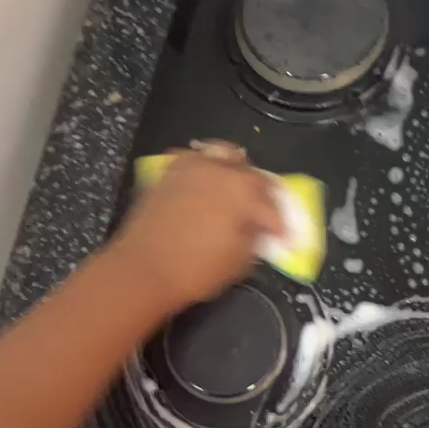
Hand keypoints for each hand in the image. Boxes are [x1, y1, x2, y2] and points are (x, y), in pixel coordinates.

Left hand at [106, 145, 282, 312]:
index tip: (286, 239)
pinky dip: (208, 168)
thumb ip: (256, 240)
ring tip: (240, 193)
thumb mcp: (239, 261)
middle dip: (263, 196)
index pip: (273, 205)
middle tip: (266, 216)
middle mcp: (219, 169)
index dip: (282, 225)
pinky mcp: (169, 172)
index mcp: (243, 190)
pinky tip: (209, 183)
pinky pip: (196, 160)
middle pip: (253, 175)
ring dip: (238, 173)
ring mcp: (191, 167)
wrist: (142, 270)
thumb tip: (260, 232)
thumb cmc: (193, 270)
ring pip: (225, 157)